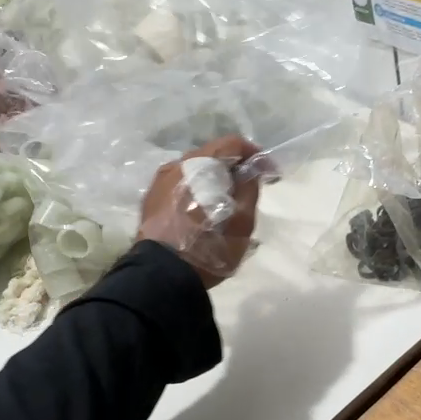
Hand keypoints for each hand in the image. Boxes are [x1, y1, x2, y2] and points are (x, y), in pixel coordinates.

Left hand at [136, 135, 263, 288]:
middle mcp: (177, 165)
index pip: (233, 143)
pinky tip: (203, 211)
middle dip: (234, 167)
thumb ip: (250, 188)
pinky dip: (196, 190)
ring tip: (226, 203)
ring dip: (213, 179)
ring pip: (194, 170)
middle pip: (212, 155)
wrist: (162, 275)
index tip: (270, 174)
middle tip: (251, 189)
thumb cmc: (209, 246)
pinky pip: (179, 185)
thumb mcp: (242, 221)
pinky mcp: (150, 199)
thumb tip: (252, 170)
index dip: (255, 155)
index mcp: (201, 166)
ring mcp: (160, 181)